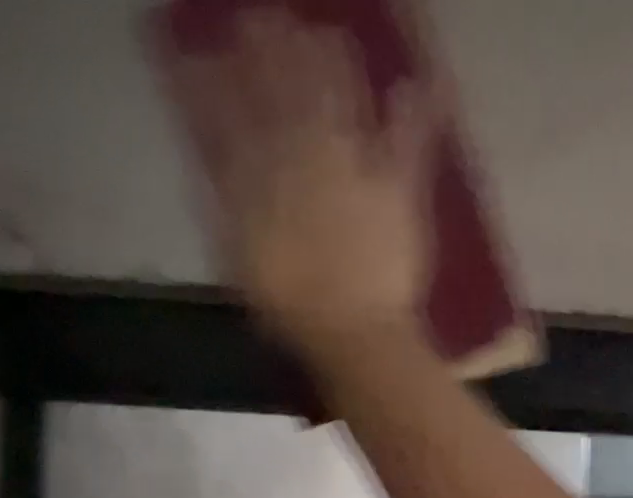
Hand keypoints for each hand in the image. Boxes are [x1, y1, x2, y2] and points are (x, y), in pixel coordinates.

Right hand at [153, 10, 440, 354]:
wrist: (353, 330)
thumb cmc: (292, 307)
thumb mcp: (241, 255)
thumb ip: (228, 200)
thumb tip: (214, 154)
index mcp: (263, 183)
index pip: (237, 118)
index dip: (224, 81)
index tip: (208, 51)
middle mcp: (307, 164)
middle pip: (289, 100)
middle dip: (276, 55)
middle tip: (269, 17)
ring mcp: (357, 175)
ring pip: (342, 108)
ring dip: (334, 68)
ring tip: (329, 34)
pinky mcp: (399, 193)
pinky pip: (411, 146)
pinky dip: (418, 116)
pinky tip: (423, 86)